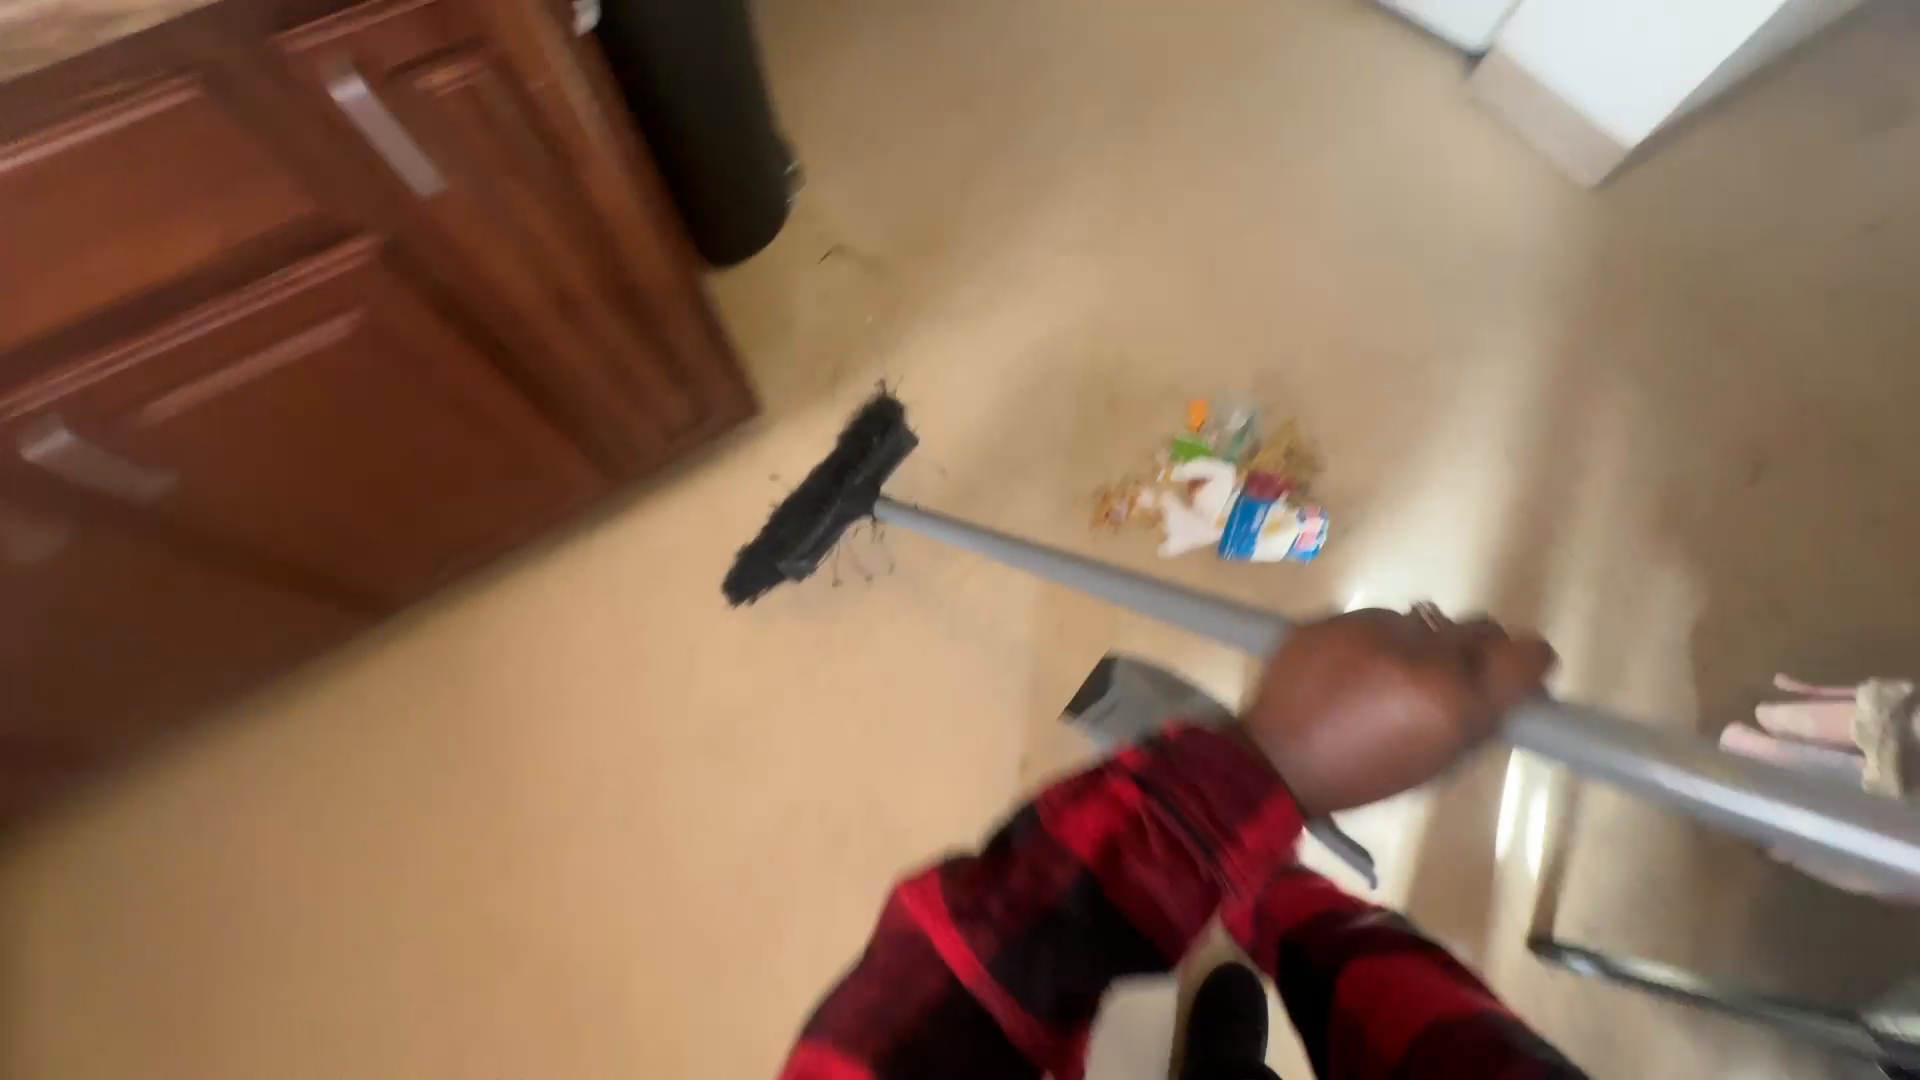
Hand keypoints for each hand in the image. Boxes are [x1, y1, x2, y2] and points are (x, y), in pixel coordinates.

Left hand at [1238, 604, 1556, 816]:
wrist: (1278, 758)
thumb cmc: (1363, 772)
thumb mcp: (1438, 758)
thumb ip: (1477, 715)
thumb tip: (1506, 681)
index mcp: (1453, 700)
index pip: (1524, 655)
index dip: (1526, 661)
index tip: (1517, 668)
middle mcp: (1418, 656)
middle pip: (1477, 628)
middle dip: (1472, 649)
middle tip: (1448, 672)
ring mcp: (1367, 631)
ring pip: (1420, 620)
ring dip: (1416, 642)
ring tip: (1383, 674)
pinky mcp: (1329, 620)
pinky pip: (1370, 619)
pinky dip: (1371, 638)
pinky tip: (1347, 666)